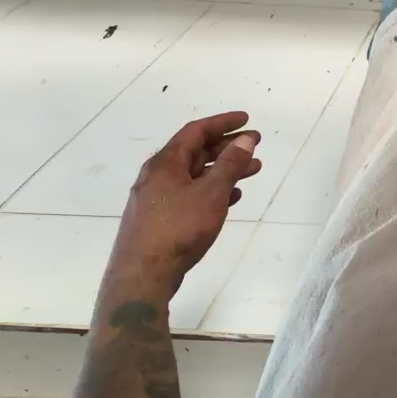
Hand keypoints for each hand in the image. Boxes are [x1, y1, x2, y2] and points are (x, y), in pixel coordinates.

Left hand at [104, 112, 261, 300]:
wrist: (141, 277)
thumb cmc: (178, 229)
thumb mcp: (211, 193)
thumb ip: (230, 164)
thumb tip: (245, 139)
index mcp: (165, 164)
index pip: (196, 131)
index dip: (222, 123)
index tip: (247, 120)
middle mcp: (156, 176)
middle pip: (195, 152)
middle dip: (227, 147)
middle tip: (255, 145)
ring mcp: (155, 199)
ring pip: (194, 175)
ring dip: (223, 170)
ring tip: (251, 172)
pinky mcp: (158, 220)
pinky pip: (189, 194)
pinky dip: (211, 190)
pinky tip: (230, 198)